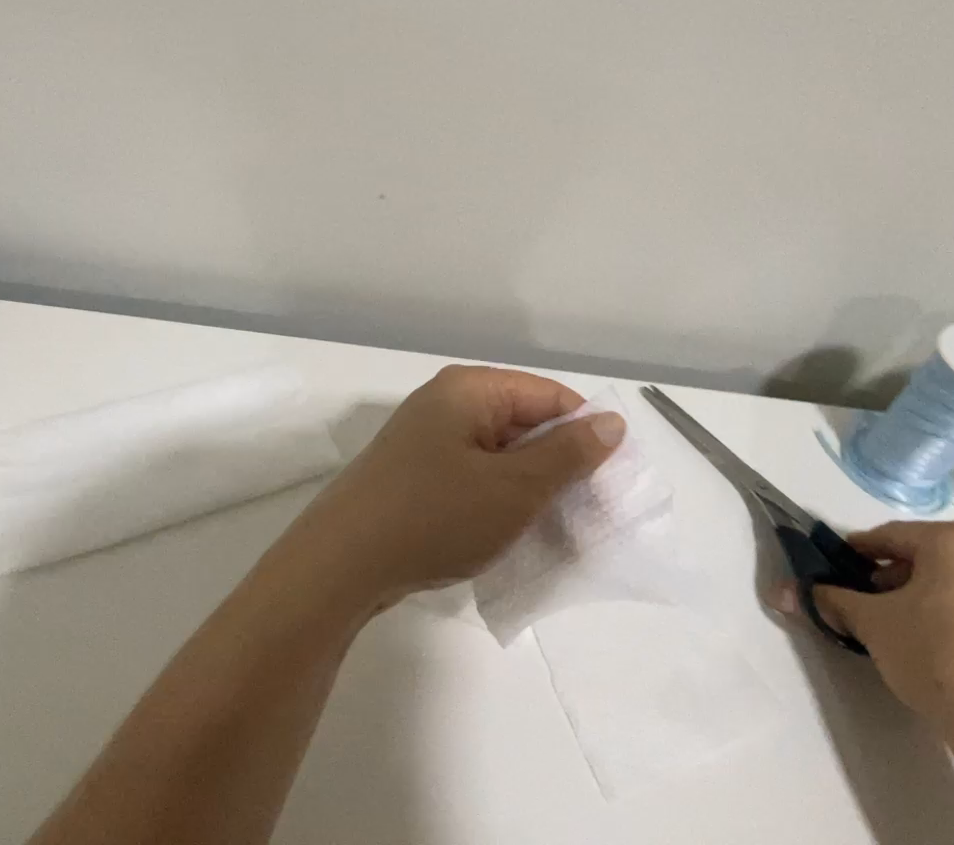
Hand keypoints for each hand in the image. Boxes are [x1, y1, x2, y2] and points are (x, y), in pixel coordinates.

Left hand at [276, 365, 624, 606]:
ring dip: (530, 490)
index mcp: (470, 390)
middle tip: (590, 514)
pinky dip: (497, 502)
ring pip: (499, 456)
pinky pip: (472, 478)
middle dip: (559, 467)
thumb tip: (610, 421)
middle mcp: (446, 404)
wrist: (340, 564)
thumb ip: (568, 454)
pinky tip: (511, 535)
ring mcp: (425, 441)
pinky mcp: (414, 476)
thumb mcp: (514, 487)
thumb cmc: (435, 516)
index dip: (587, 434)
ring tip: (556, 531)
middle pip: (523, 424)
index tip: (612, 482)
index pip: (549, 396)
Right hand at [776, 520, 953, 843]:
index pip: (890, 536)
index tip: (841, 576)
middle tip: (878, 612)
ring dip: (941, 600)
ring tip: (922, 640)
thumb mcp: (872, 627)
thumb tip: (785, 591)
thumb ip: (830, 601)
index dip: (858, 555)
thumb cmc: (940, 663)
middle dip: (901, 580)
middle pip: (935, 557)